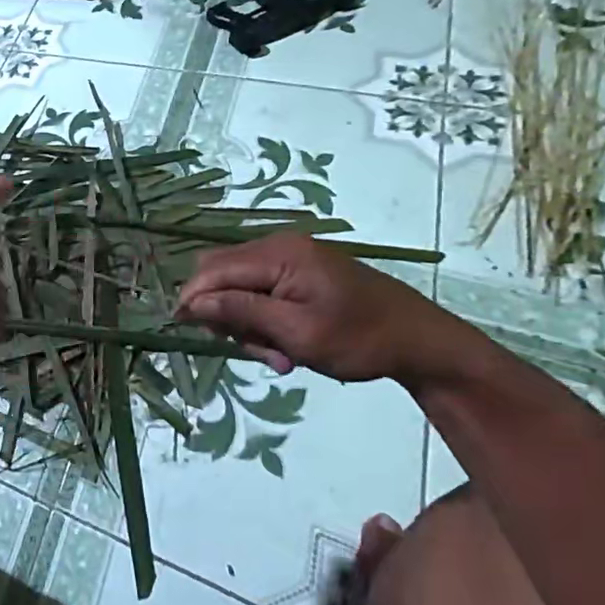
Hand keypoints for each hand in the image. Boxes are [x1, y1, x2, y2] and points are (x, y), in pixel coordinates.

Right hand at [173, 233, 485, 388]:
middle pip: (222, 275)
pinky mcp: (301, 273)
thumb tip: (191, 302)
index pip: (214, 270)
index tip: (184, 331)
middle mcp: (280, 247)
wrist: (420, 341)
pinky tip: (286, 347)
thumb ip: (242, 313)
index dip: (193, 299)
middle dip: (225, 314)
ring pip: (240, 287)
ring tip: (280, 357)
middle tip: (252, 350)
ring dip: (248, 324)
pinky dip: (265, 320)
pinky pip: (262, 292)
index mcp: (279, 254)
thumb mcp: (298, 332)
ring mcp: (292, 259)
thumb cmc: (361, 339)